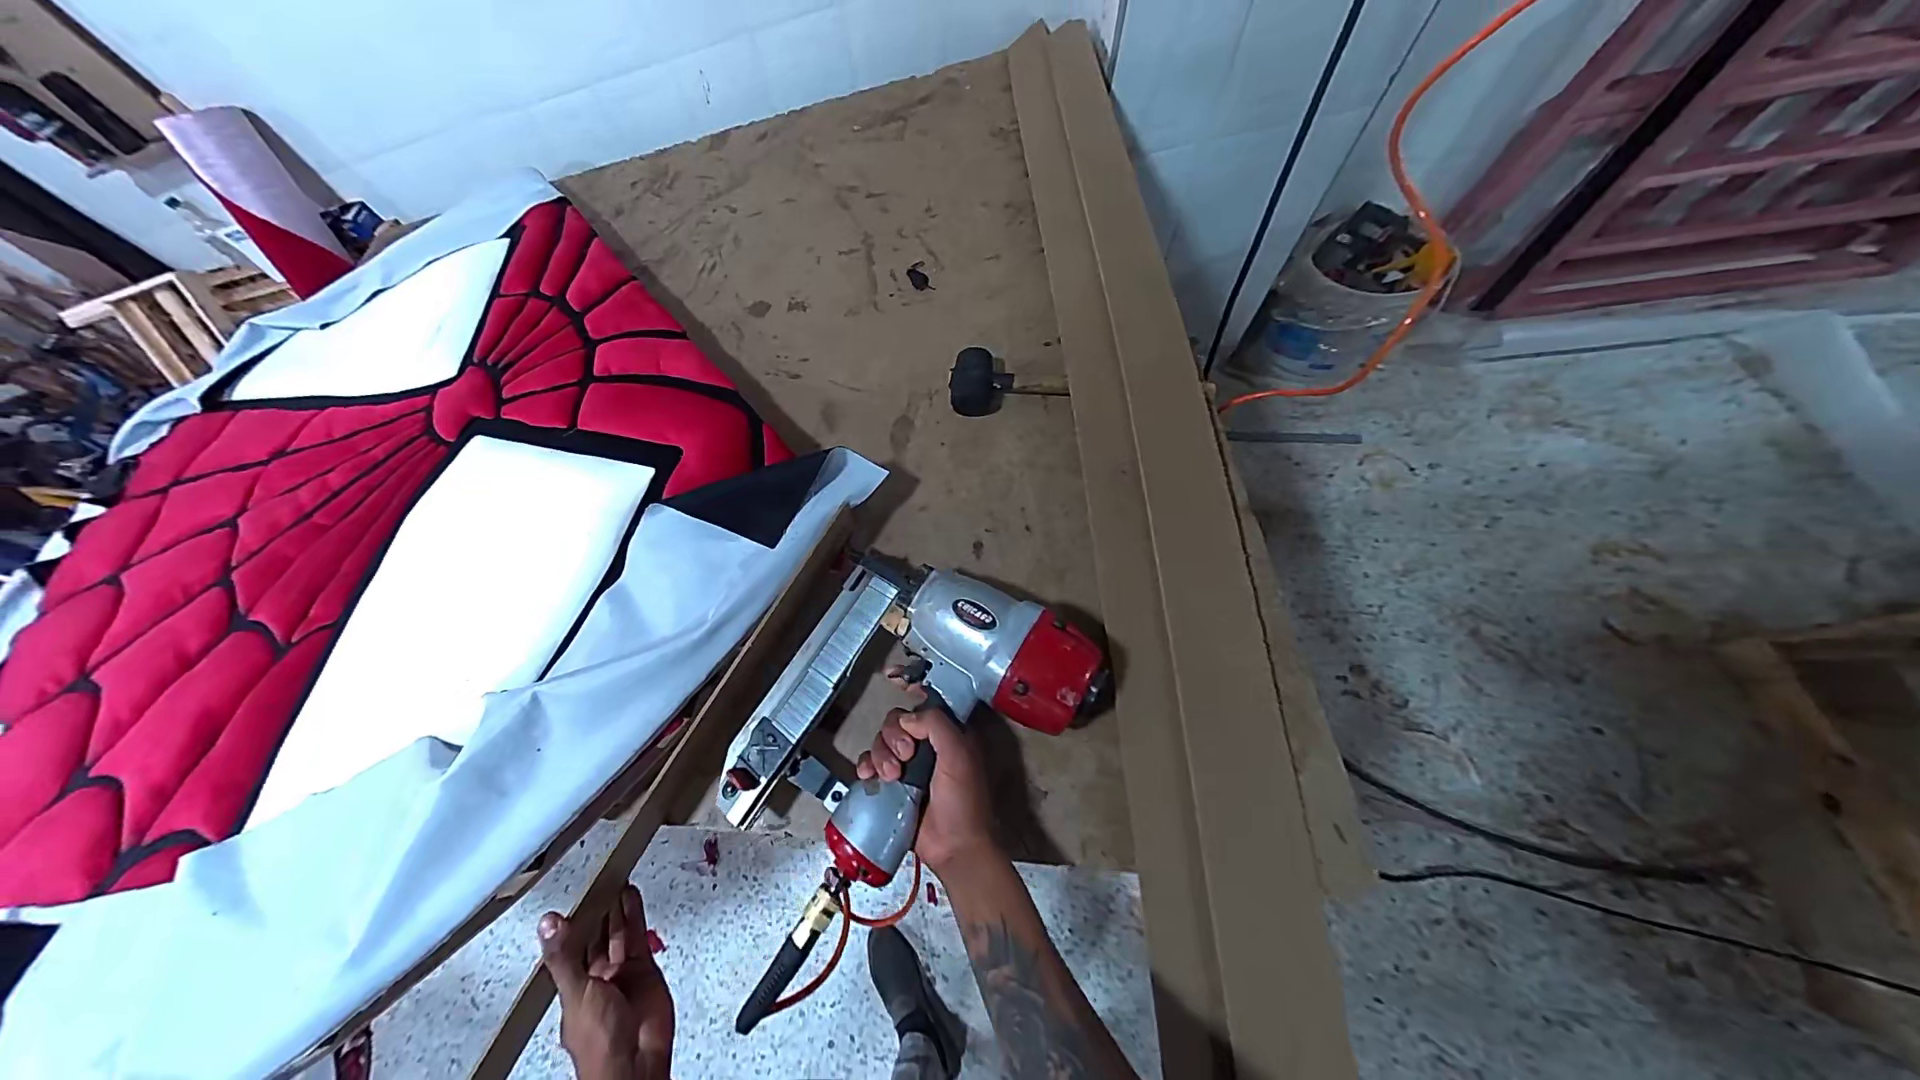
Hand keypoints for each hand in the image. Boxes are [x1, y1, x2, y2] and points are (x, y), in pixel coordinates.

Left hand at [539, 884, 673, 1079]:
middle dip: (597, 910)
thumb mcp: (577, 993)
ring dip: (616, 908)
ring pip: (617, 931)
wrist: (636, 1061)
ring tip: (615, 881)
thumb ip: (565, 957)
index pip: (569, 945)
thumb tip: (549, 925)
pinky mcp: (644, 969)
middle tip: (598, 880)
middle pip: (595, 935)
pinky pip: (638, 935)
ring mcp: (620, 973)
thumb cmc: (600, 1043)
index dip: (572, 920)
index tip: (574, 895)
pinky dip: (635, 914)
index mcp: (571, 986)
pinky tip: (631, 897)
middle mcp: (595, 978)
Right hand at [856, 667, 1000, 876]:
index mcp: (949, 733)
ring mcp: (910, 765)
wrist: (955, 847)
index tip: (892, 676)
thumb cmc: (965, 802)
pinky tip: (869, 776)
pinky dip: (866, 766)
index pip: (928, 700)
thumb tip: (907, 718)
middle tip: (905, 757)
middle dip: (894, 735)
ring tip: (893, 776)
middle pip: (897, 720)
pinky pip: (871, 764)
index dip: (911, 685)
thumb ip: (936, 725)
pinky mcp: (894, 785)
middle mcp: (928, 745)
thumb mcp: (958, 755)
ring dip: (881, 754)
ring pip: (882, 741)